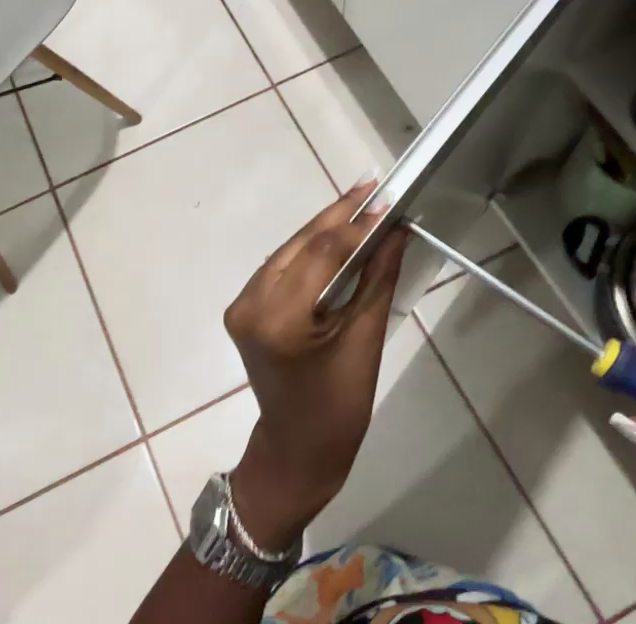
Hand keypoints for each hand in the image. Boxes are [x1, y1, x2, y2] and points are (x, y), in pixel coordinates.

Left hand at [221, 181, 407, 551]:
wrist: (297, 449)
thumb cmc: (339, 408)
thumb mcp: (365, 343)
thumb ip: (376, 281)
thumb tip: (393, 232)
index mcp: (279, 320)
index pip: (320, 255)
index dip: (355, 226)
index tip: (387, 203)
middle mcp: (250, 304)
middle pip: (299, 246)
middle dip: (338, 217)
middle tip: (372, 187)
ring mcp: (241, 304)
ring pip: (288, 252)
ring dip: (324, 230)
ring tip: (361, 204)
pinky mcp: (244, 306)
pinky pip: (281, 267)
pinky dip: (309, 251)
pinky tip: (336, 235)